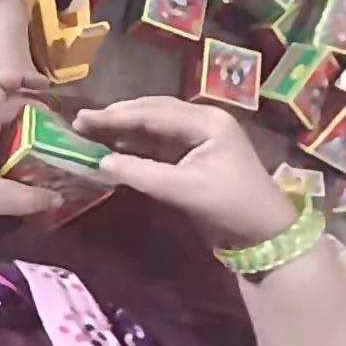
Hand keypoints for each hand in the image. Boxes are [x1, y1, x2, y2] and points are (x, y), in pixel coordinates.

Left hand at [0, 75, 63, 231]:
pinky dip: (7, 148)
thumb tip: (59, 199)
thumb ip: (32, 198)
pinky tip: (20, 168)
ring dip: (20, 133)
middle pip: (4, 106)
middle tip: (56, 130)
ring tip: (45, 149)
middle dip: (32, 113)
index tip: (47, 88)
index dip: (23, 79)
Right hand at [73, 97, 296, 246]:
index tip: (83, 119)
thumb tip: (101, 162)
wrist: (263, 233)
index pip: (152, 112)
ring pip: (153, 125)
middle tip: (82, 122)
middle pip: (151, 112)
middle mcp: (201, 120)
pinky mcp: (192, 154)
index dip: (115, 116)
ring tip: (92, 131)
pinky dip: (134, 144)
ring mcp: (197, 136)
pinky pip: (157, 142)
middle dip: (116, 117)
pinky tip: (113, 147)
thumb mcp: (184, 189)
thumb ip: (141, 173)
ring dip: (123, 129)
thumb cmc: (229, 205)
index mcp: (206, 121)